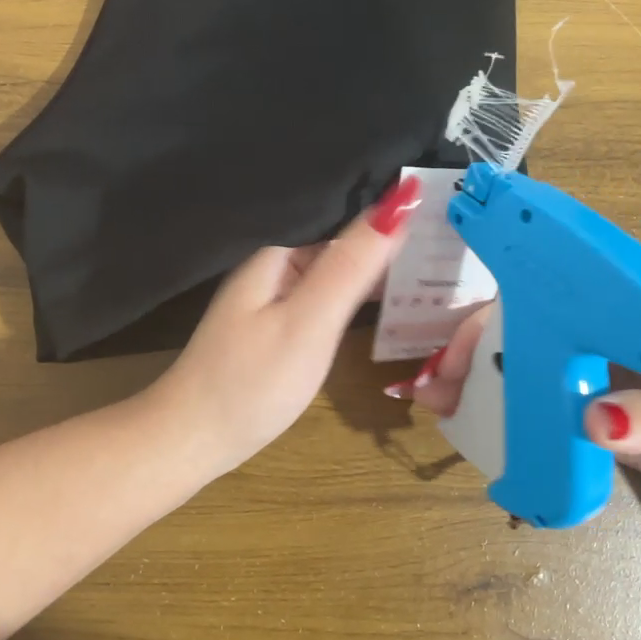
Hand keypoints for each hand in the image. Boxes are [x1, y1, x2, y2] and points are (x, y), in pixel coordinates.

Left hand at [148, 177, 421, 473]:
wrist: (191, 441)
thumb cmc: (252, 381)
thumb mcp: (310, 321)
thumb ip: (353, 264)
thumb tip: (401, 199)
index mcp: (278, 249)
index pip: (344, 209)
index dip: (390, 204)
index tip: (442, 203)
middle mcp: (274, 263)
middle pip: (340, 237)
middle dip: (388, 234)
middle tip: (449, 235)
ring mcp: (273, 294)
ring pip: (335, 266)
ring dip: (376, 264)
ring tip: (435, 258)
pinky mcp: (276, 323)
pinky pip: (326, 293)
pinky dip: (357, 292)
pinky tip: (389, 298)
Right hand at [403, 307, 640, 500]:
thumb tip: (593, 420)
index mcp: (627, 314)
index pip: (555, 291)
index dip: (505, 300)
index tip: (462, 330)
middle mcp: (599, 332)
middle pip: (522, 324)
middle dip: (469, 347)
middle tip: (433, 385)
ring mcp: (586, 368)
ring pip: (517, 361)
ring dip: (471, 378)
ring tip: (433, 404)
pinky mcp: (582, 406)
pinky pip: (529, 400)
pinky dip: (493, 408)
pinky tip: (462, 422)